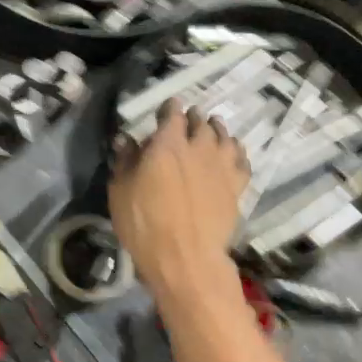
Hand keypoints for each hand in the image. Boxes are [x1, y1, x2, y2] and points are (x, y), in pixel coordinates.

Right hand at [109, 99, 248, 299]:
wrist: (185, 255)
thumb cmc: (143, 223)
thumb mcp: (120, 191)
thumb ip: (125, 161)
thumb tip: (126, 140)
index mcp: (167, 145)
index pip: (172, 115)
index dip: (169, 108)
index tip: (167, 106)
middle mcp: (199, 148)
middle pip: (201, 123)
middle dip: (194, 117)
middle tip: (190, 117)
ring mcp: (222, 166)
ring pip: (225, 137)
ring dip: (218, 129)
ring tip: (214, 127)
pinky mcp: (237, 186)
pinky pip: (242, 160)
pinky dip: (236, 151)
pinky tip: (233, 153)